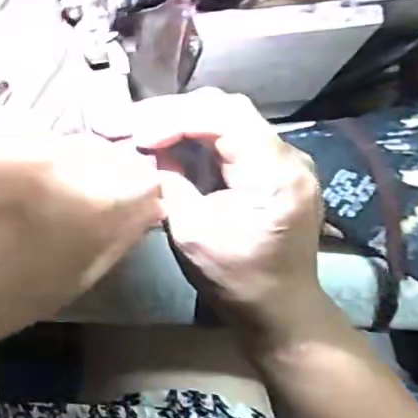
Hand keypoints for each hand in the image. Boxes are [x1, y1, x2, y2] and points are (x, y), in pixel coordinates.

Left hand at [0, 125, 162, 360]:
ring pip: (57, 136)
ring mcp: (7, 138)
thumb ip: (120, 229)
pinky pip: (15, 133)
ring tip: (22, 193)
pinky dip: (14, 152)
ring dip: (53, 158)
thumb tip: (146, 197)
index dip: (129, 191)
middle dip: (94, 170)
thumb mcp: (78, 277)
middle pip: (100, 147)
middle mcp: (55, 156)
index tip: (111, 206)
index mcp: (92, 200)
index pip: (141, 172)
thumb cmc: (0, 301)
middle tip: (63, 200)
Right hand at [132, 90, 342, 350]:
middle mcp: (287, 156)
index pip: (223, 118)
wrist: (279, 310)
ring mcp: (282, 160)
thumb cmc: (235, 278)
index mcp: (275, 173)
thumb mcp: (192, 232)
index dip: (174, 121)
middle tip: (130, 126)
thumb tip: (146, 152)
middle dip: (172, 113)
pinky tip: (166, 144)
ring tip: (142, 132)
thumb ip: (170, 183)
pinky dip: (194, 135)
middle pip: (224, 107)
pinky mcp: (270, 168)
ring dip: (180, 120)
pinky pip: (230, 136)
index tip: (139, 140)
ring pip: (226, 116)